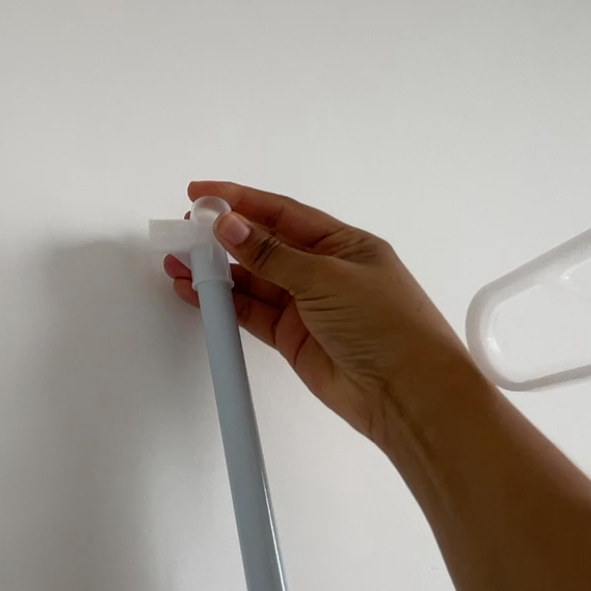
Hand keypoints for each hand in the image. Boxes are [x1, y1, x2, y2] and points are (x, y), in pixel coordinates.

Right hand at [163, 181, 475, 443]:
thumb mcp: (327, 278)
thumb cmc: (390, 328)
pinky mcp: (291, 335)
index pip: (281, 212)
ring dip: (215, 269)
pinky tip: (196, 291)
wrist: (410, 398)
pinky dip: (222, 300)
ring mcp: (305, 304)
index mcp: (342, 244)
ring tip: (180, 261)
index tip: (200, 192)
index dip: (239, 199)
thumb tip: (229, 225)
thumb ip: (270, 254)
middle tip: (185, 228)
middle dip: (221, 235)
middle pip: (261, 244)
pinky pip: (248, 310)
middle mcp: (322, 270)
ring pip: (249, 278)